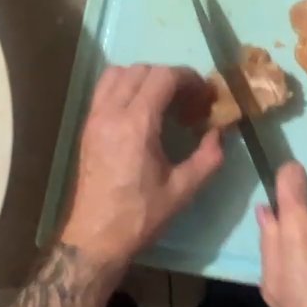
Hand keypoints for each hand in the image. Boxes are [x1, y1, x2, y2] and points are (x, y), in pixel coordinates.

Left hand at [60, 64, 224, 269]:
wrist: (96, 237)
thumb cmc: (141, 216)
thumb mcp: (183, 190)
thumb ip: (208, 157)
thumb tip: (220, 133)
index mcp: (136, 125)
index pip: (163, 77)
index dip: (188, 78)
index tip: (203, 95)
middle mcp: (111, 113)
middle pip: (142, 70)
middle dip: (169, 78)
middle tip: (188, 102)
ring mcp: (95, 117)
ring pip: (119, 73)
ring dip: (144, 78)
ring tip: (163, 101)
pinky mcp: (87, 126)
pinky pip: (104, 89)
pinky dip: (124, 86)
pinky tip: (141, 110)